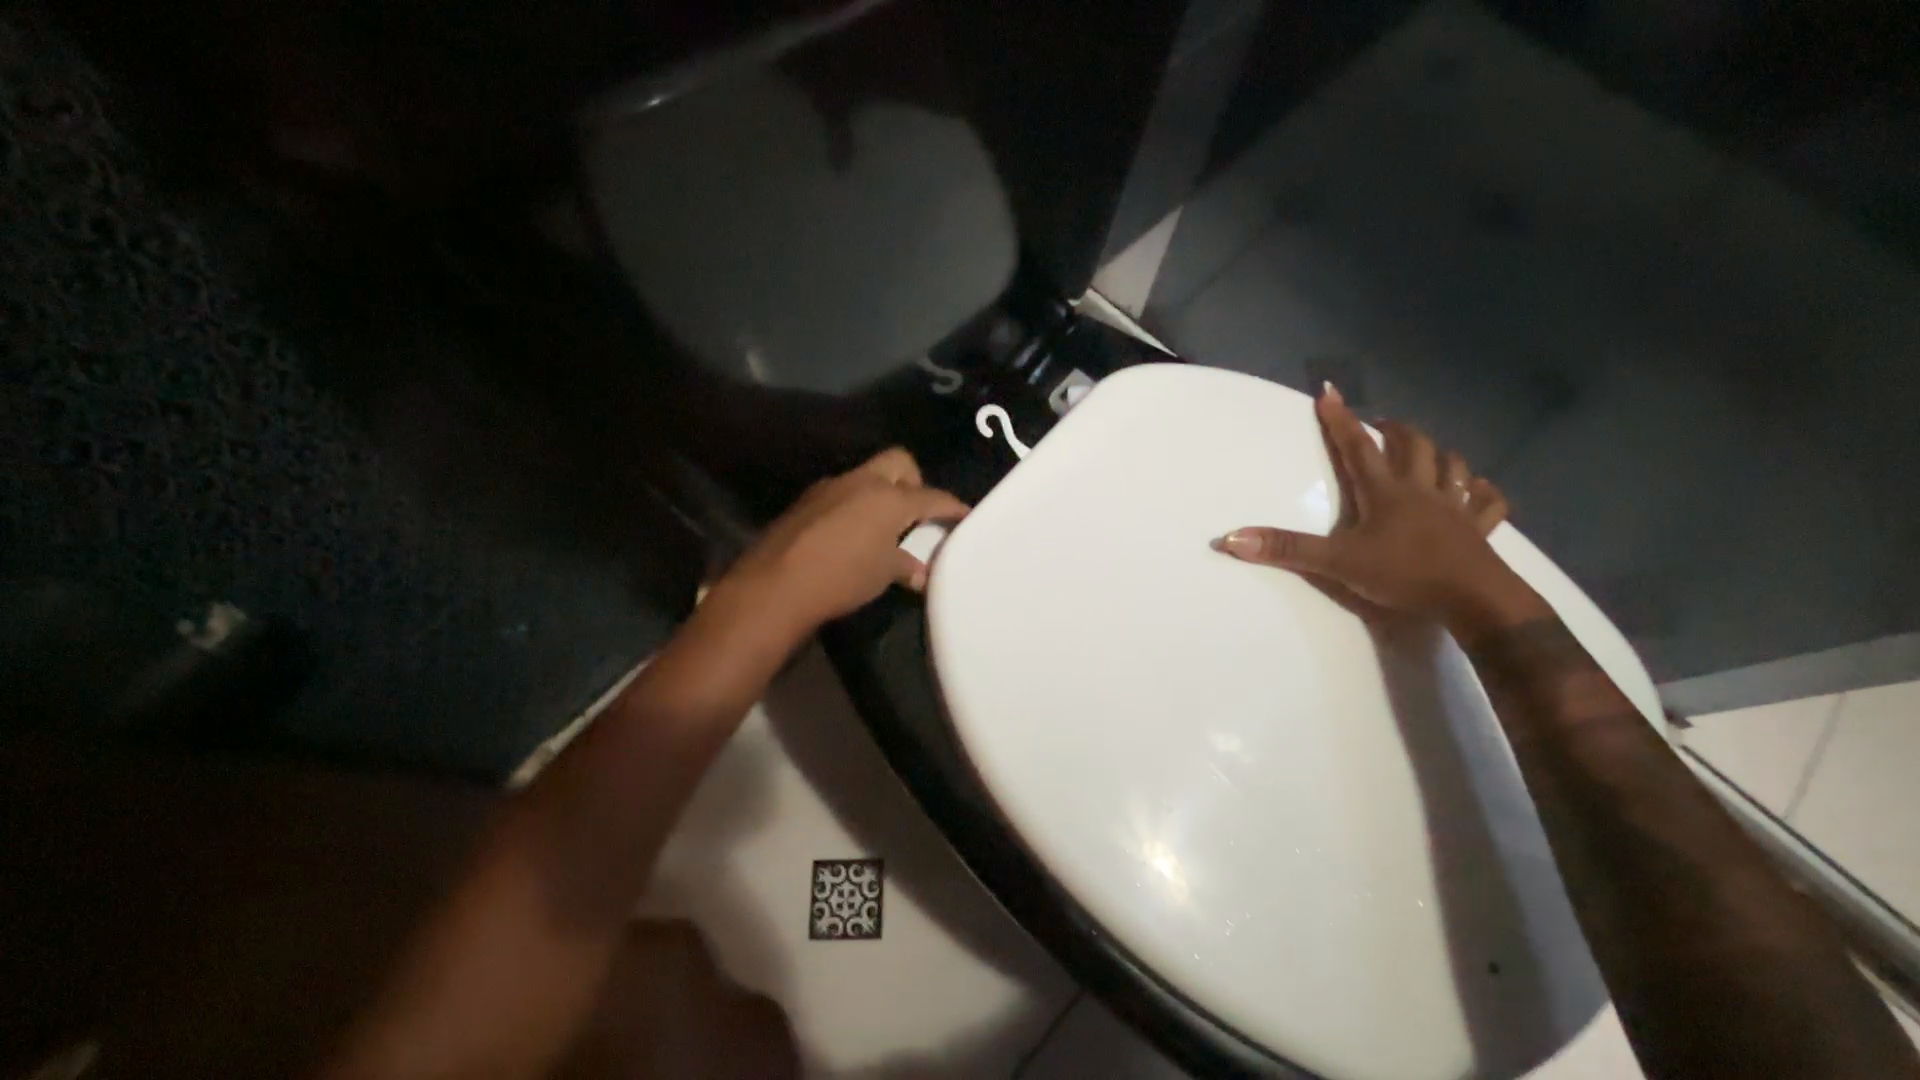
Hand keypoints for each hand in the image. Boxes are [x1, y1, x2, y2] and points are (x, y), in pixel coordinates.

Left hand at [719, 448, 967, 640]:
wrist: (776, 585)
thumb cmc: (842, 578)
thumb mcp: (882, 574)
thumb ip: (905, 566)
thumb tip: (919, 572)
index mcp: (889, 497)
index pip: (931, 496)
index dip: (950, 506)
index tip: (964, 514)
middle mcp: (861, 482)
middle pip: (898, 463)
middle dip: (914, 482)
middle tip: (917, 512)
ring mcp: (829, 488)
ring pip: (866, 476)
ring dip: (880, 493)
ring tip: (885, 526)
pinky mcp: (806, 502)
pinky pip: (841, 494)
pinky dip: (854, 506)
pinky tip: (852, 533)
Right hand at [1214, 385, 1542, 633]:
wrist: (1472, 598)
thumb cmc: (1403, 574)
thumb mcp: (1336, 563)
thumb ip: (1286, 549)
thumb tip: (1231, 538)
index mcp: (1385, 492)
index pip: (1357, 447)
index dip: (1340, 420)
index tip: (1329, 392)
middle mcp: (1421, 491)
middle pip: (1413, 446)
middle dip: (1396, 430)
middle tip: (1383, 425)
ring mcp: (1455, 508)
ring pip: (1453, 466)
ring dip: (1439, 454)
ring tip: (1429, 451)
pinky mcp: (1479, 530)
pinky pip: (1489, 503)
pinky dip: (1485, 492)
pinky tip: (1481, 489)